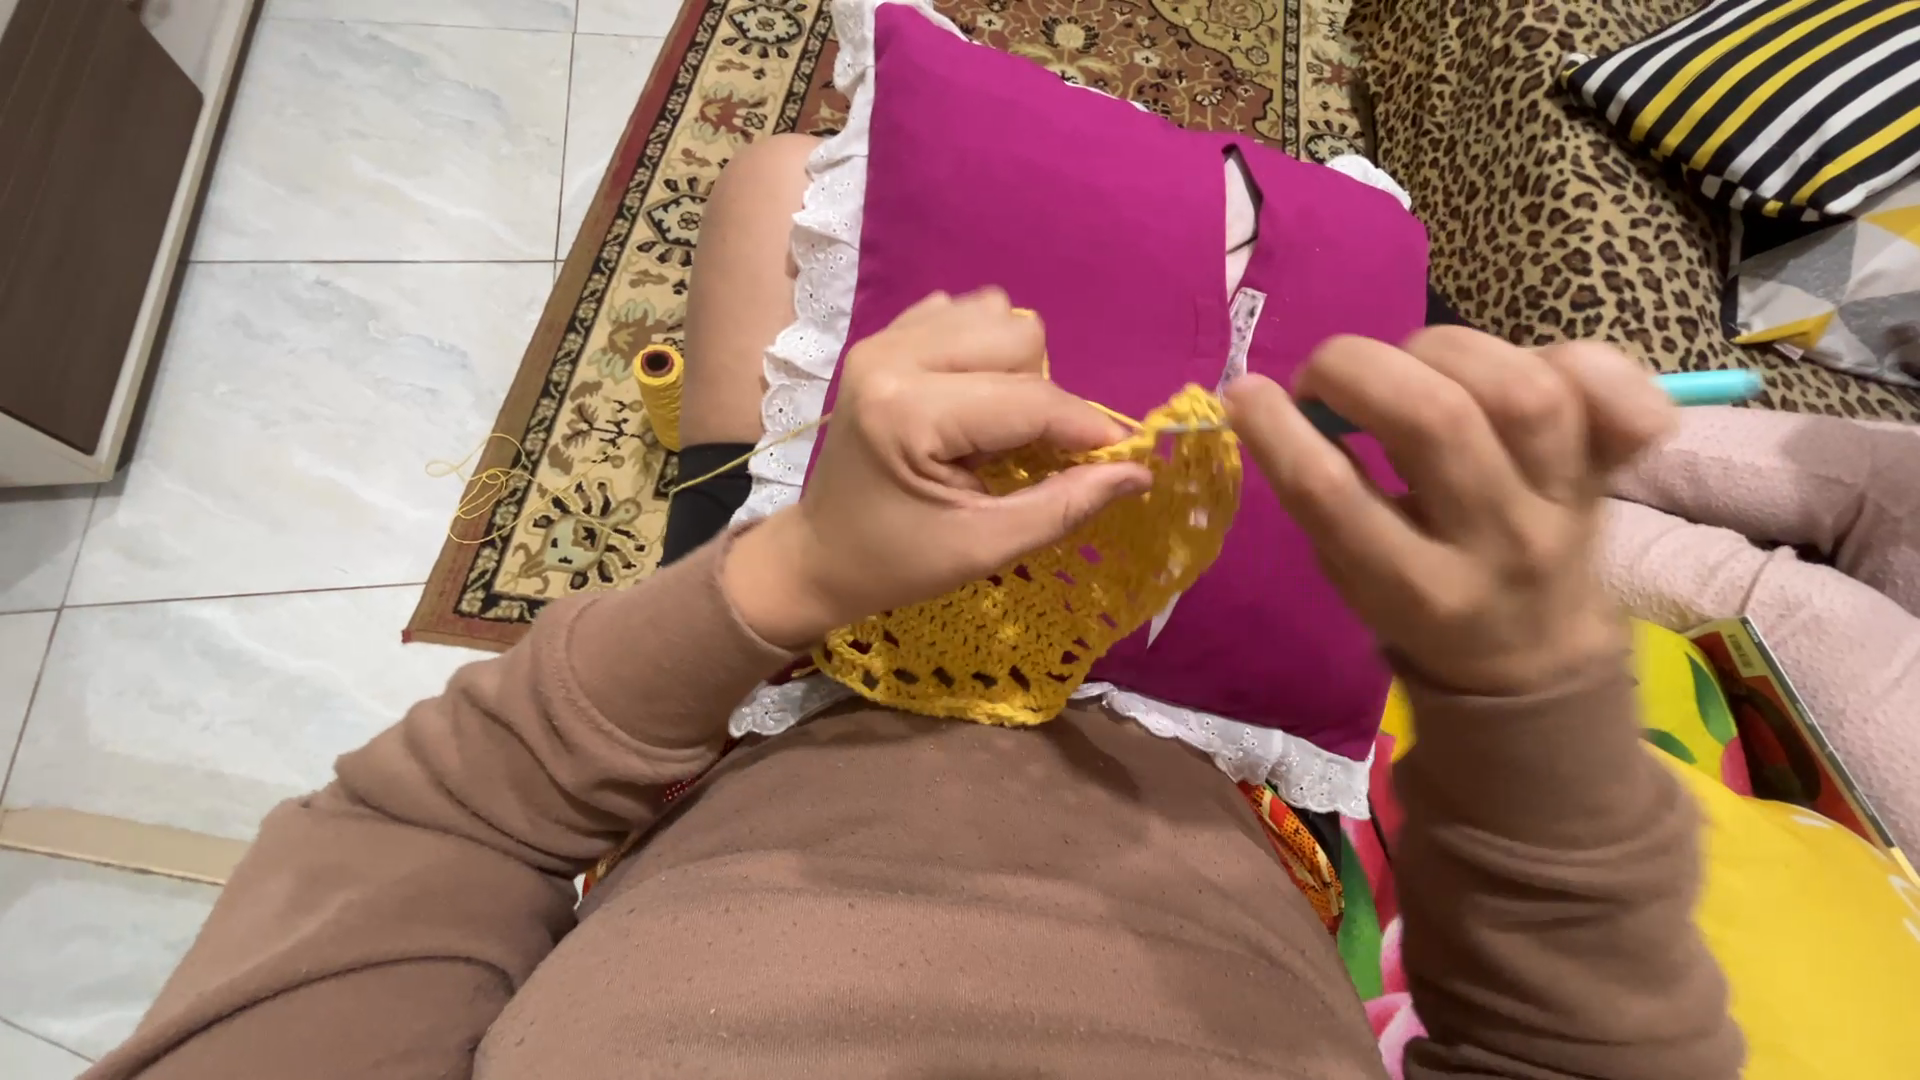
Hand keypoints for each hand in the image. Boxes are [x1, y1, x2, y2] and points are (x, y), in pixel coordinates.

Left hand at [725, 289, 1152, 649]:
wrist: (822, 553)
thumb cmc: (898, 561)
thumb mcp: (985, 546)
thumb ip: (1065, 504)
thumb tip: (1140, 470)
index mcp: (908, 413)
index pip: (1029, 401)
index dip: (1087, 428)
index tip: (1121, 456)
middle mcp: (893, 356)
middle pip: (1020, 335)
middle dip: (1043, 396)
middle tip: (1022, 451)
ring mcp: (884, 339)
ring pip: (997, 314)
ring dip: (1015, 369)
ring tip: (989, 425)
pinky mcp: (883, 337)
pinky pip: (963, 314)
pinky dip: (984, 353)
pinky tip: (966, 399)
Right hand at [1225, 327, 1675, 695]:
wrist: (1531, 656)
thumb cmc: (1412, 610)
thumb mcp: (1346, 576)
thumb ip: (1321, 499)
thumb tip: (1283, 402)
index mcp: (1412, 588)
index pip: (1331, 493)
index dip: (1275, 429)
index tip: (1242, 393)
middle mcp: (1497, 544)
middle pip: (1434, 421)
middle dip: (1353, 368)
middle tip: (1322, 377)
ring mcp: (1566, 502)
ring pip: (1519, 389)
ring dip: (1438, 351)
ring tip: (1406, 366)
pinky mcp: (1614, 469)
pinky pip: (1613, 391)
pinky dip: (1565, 357)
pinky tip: (1513, 368)